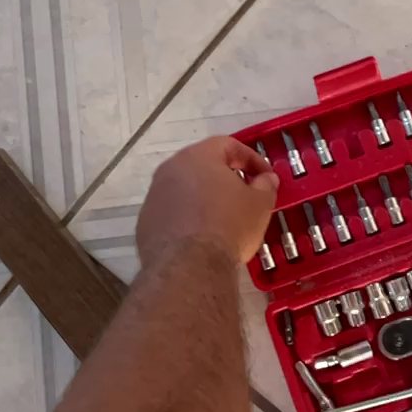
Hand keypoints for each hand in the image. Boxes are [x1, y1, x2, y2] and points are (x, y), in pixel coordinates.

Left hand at [136, 136, 278, 267]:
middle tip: (244, 195)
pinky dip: (188, 219)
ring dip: (205, 199)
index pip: (228, 145)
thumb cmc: (229, 226)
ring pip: (185, 189)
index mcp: (199, 156)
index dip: (252, 159)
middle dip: (226, 178)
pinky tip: (202, 238)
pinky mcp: (146, 222)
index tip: (266, 177)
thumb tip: (266, 178)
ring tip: (224, 220)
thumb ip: (265, 185)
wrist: (188, 267)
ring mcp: (154, 195)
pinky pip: (173, 212)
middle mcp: (170, 169)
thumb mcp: (259, 205)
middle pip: (202, 165)